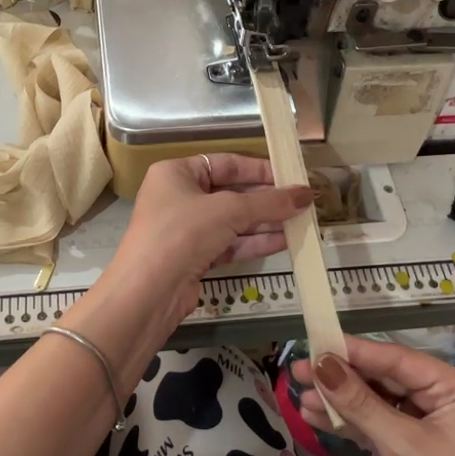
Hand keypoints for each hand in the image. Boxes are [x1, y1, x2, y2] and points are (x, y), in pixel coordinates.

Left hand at [97, 154, 311, 337]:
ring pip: (232, 221)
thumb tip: (306, 194)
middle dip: (266, 199)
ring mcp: (185, 230)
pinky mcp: (193, 258)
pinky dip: (254, 243)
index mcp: (175, 173)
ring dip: (265, 222)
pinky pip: (229, 244)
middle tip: (302, 202)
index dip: (258, 169)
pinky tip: (284, 241)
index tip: (290, 176)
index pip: (224, 163)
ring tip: (301, 222)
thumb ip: (269, 202)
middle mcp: (178, 198)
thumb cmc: (182, 233)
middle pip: (230, 193)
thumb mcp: (228, 210)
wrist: (148, 292)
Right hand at [294, 336, 454, 455]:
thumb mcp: (404, 445)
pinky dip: (348, 423)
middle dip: (343, 377)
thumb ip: (360, 403)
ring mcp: (427, 427)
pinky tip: (315, 416)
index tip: (316, 342)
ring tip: (300, 394)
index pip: (399, 360)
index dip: (356, 352)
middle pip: (386, 379)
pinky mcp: (410, 450)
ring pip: (376, 403)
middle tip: (299, 370)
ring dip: (340, 401)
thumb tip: (320, 364)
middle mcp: (445, 401)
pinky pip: (375, 426)